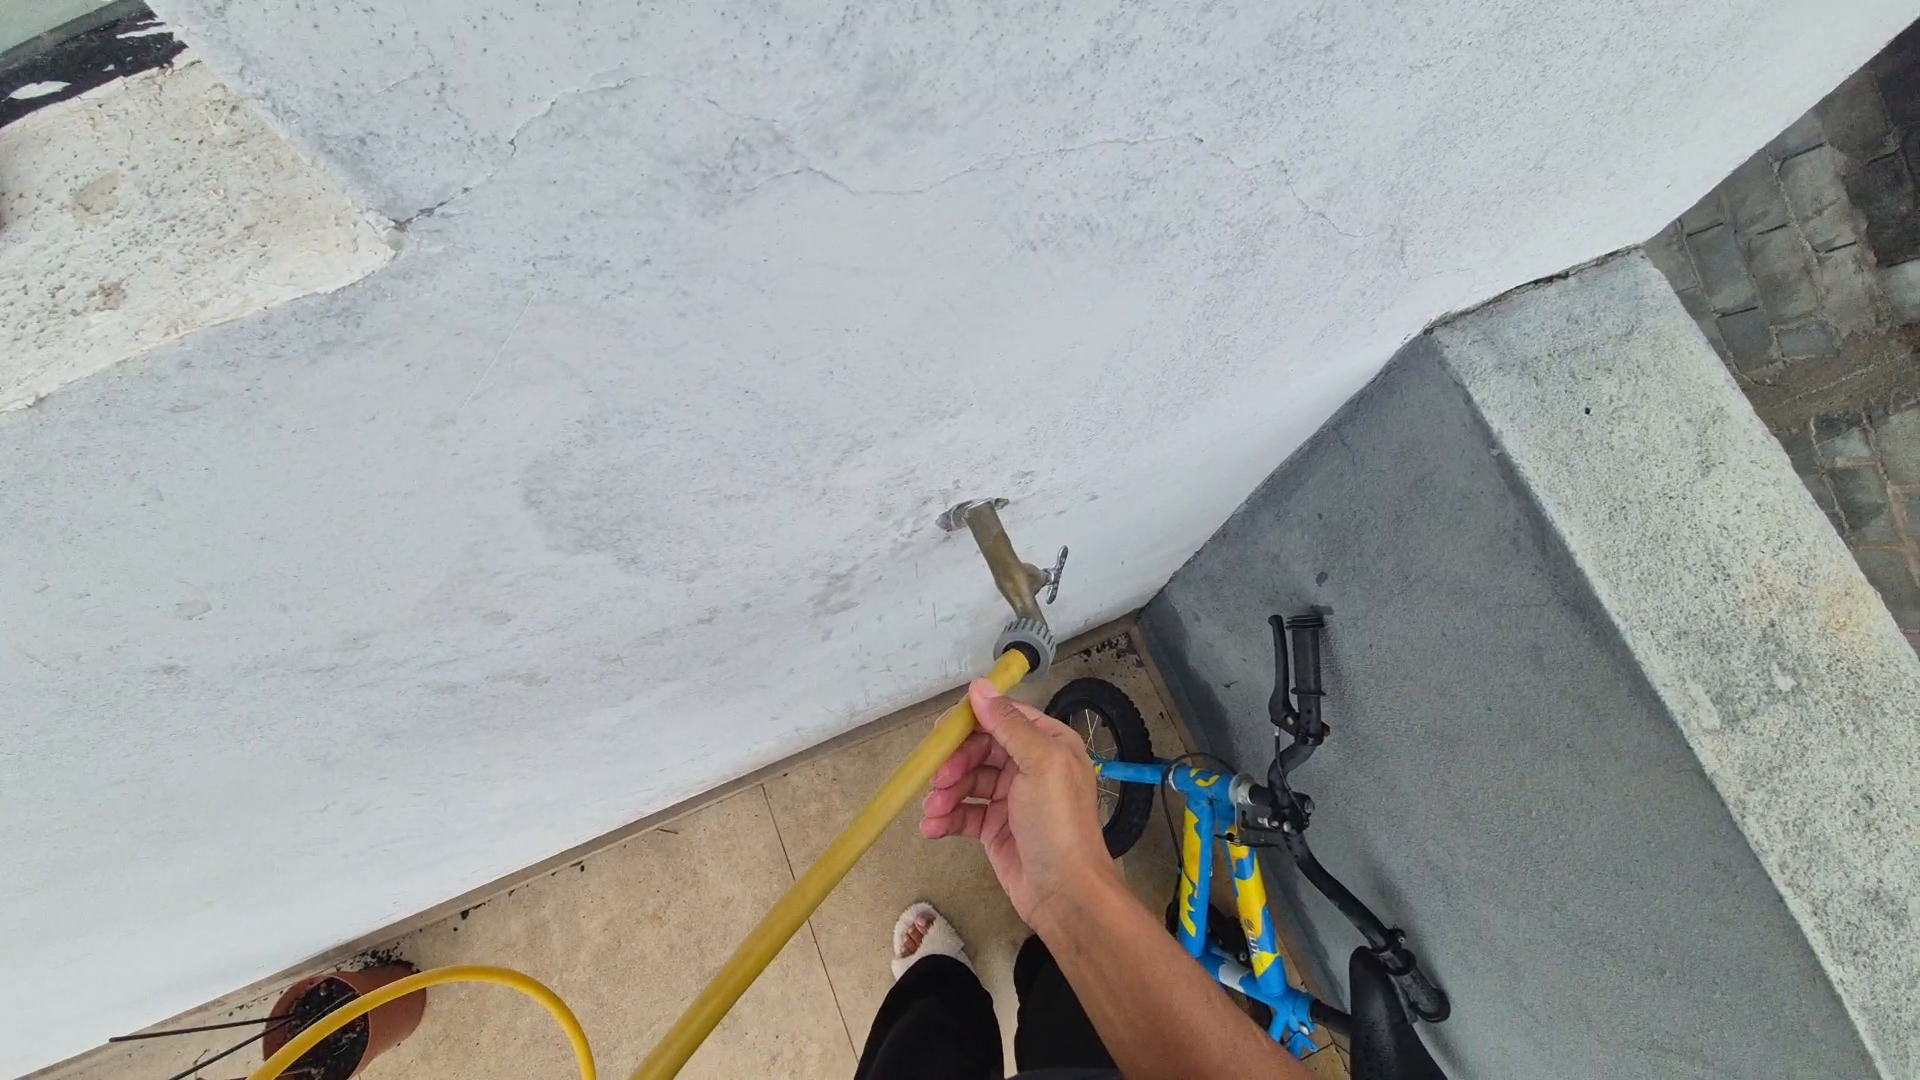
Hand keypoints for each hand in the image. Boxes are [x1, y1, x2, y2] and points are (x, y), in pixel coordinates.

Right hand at [920, 678, 1123, 927]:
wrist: (1066, 895)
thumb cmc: (1059, 823)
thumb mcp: (1040, 763)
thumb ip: (1008, 723)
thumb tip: (979, 685)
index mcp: (1047, 743)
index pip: (1004, 717)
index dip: (972, 720)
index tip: (942, 731)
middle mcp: (1029, 765)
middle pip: (980, 748)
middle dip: (955, 762)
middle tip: (937, 778)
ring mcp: (1011, 797)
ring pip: (968, 780)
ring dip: (946, 792)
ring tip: (933, 809)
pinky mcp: (995, 827)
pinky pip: (964, 812)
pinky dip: (946, 817)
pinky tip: (932, 827)